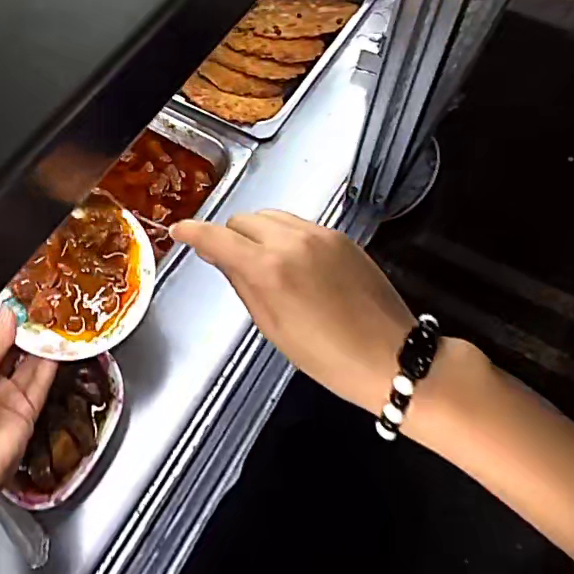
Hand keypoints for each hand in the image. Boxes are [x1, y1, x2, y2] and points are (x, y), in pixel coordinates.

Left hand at [0, 310, 56, 499]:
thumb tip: (7, 314)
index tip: (14, 295)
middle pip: (8, 344)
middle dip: (22, 325)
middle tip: (38, 303)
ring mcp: (6, 394)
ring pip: (27, 359)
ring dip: (38, 341)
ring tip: (51, 318)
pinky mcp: (25, 409)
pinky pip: (41, 380)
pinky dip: (52, 362)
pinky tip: (58, 344)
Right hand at [172, 210, 413, 413]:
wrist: (395, 358)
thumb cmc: (327, 356)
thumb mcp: (271, 326)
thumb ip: (239, 282)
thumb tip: (216, 255)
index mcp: (269, 268)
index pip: (216, 237)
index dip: (192, 232)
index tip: (179, 231)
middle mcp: (291, 241)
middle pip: (241, 220)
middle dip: (229, 237)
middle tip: (231, 261)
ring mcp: (318, 234)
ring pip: (268, 215)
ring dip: (256, 232)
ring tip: (265, 260)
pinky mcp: (339, 235)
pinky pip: (296, 223)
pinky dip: (283, 235)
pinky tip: (294, 262)